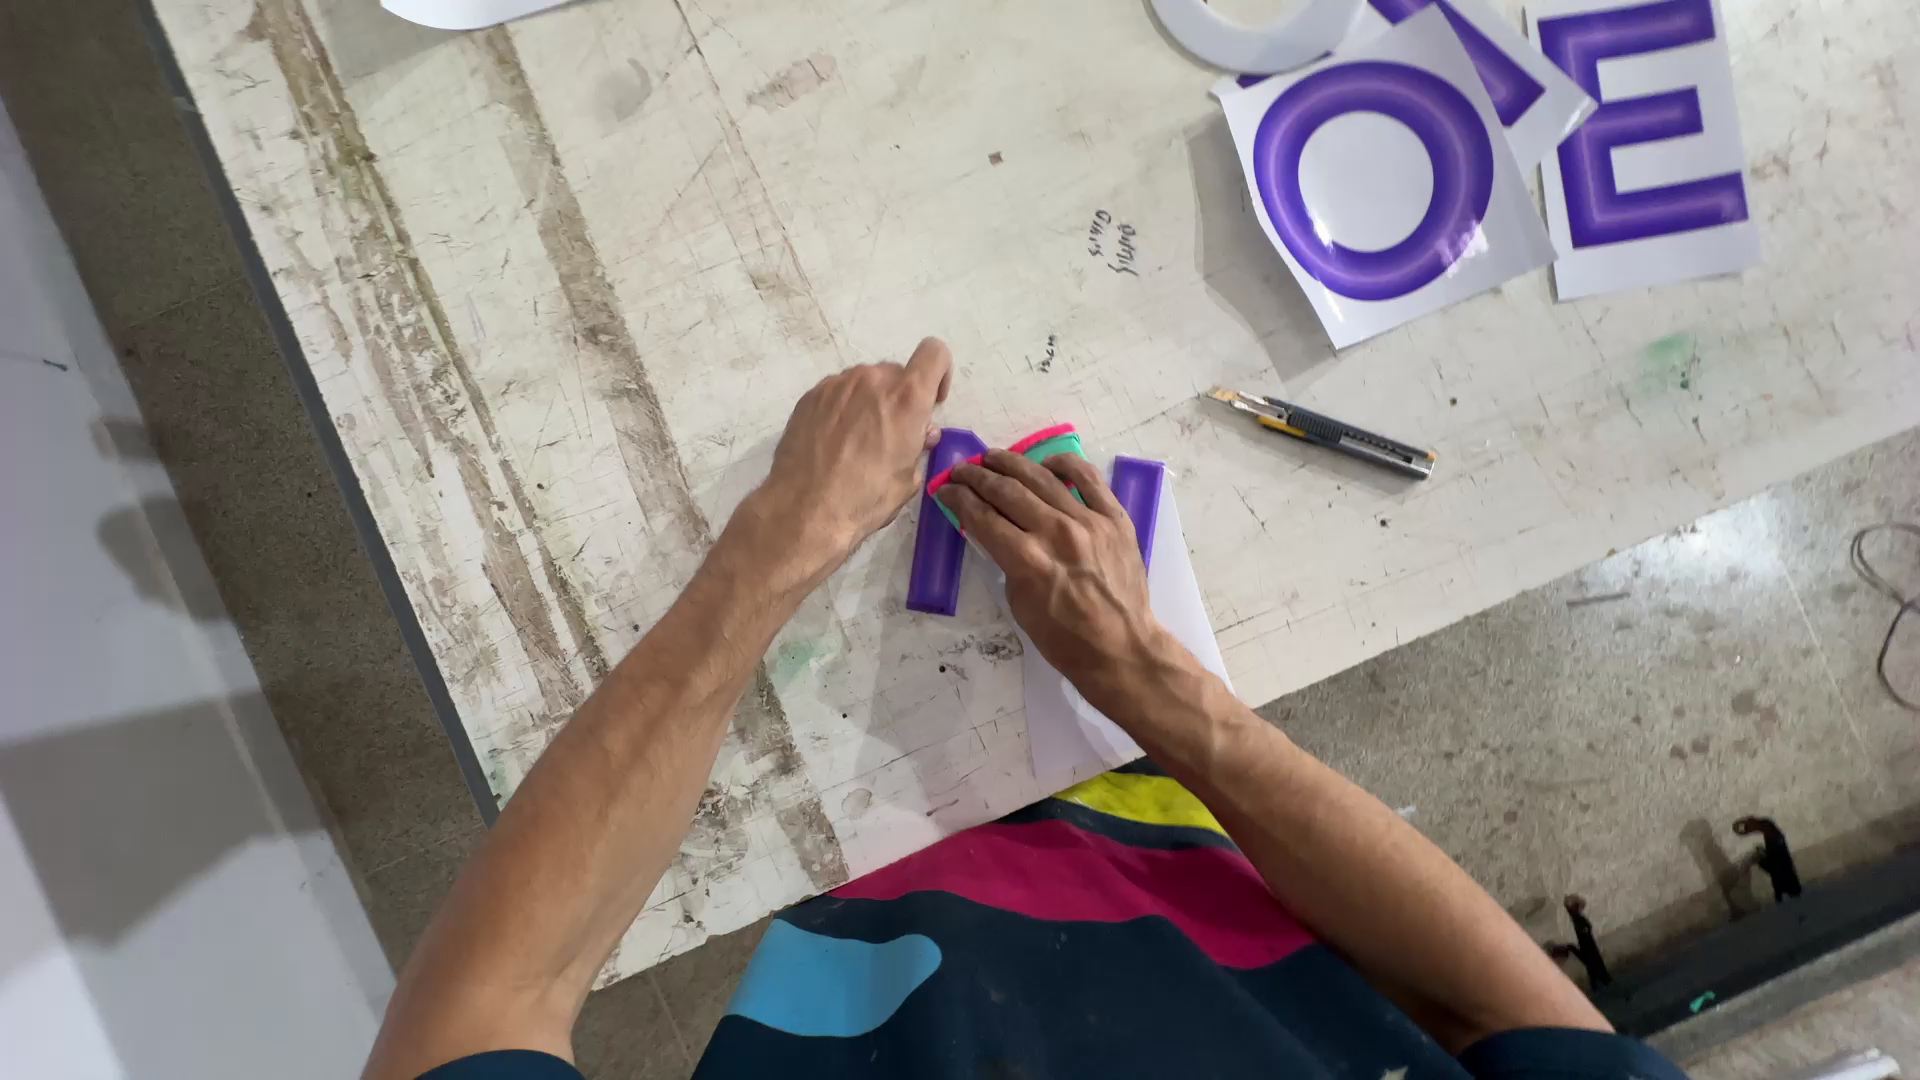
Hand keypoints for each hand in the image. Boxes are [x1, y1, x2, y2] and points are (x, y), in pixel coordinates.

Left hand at [755, 337, 952, 560]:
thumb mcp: (907, 480)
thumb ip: (919, 447)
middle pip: (897, 373)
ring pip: (865, 383)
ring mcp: (837, 384)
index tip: (932, 403)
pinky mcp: (811, 396)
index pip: (934, 353)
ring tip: (859, 441)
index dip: (939, 375)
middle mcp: (872, 380)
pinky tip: (834, 442)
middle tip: (892, 435)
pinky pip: (838, 393)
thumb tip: (920, 434)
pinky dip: (844, 409)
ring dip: (870, 403)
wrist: (805, 509)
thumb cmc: (865, 498)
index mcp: (906, 398)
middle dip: (901, 398)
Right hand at [936, 449, 1171, 694]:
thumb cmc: (1064, 638)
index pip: (982, 517)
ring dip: (1011, 463)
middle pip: (1007, 490)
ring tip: (992, 457)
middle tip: (961, 469)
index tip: (945, 489)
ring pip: (1042, 477)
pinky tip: (1046, 462)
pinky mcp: (1115, 518)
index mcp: (1027, 560)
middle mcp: (1056, 532)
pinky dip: (1065, 464)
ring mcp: (1089, 521)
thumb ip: (1006, 561)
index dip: (958, 498)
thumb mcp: (1019, 604)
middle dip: (977, 476)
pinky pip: (1089, 478)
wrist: (1121, 648)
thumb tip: (996, 532)